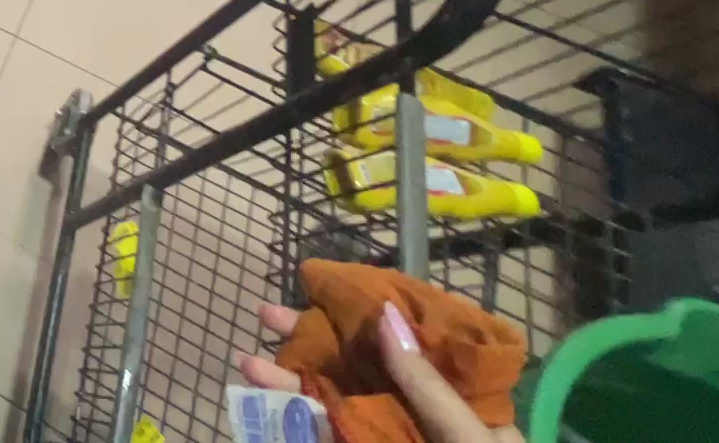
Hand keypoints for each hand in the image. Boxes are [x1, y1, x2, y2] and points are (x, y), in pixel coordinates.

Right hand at [237, 302, 523, 442]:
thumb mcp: (471, 441)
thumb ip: (428, 385)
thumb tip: (385, 312)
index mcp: (455, 403)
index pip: (408, 345)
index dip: (366, 314)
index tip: (325, 290)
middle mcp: (414, 414)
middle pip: (356, 365)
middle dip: (308, 340)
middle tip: (266, 316)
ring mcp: (382, 438)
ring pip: (330, 398)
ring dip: (286, 379)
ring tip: (247, 365)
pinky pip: (319, 431)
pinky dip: (289, 416)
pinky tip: (258, 400)